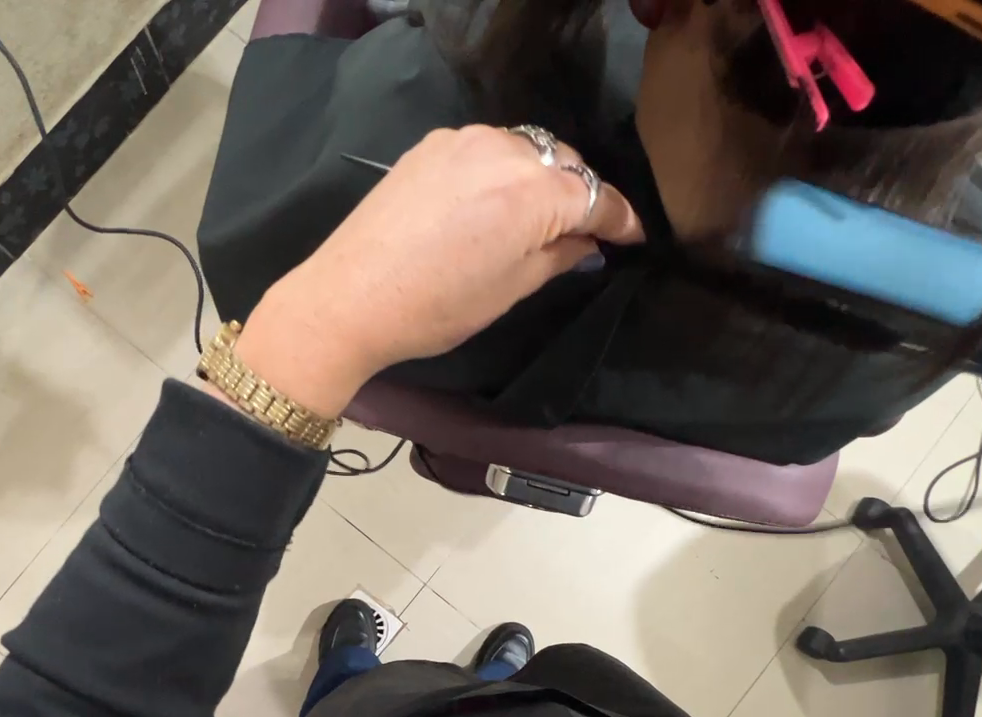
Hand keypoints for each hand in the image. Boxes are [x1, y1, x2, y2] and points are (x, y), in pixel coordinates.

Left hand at [232, 125, 644, 416]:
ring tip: (536, 216)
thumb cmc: (432, 309)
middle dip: (580, 195)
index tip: (633, 237)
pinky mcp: (431, 145)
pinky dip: (502, 170)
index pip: (596, 197)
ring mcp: (463, 141)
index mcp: (532, 195)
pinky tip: (491, 201)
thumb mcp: (506, 293)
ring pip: (526, 149)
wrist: (348, 298)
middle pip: (564, 164)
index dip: (620, 219)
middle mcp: (504, 152)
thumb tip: (586, 243)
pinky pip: (486, 148)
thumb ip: (555, 258)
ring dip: (541, 178)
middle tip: (583, 232)